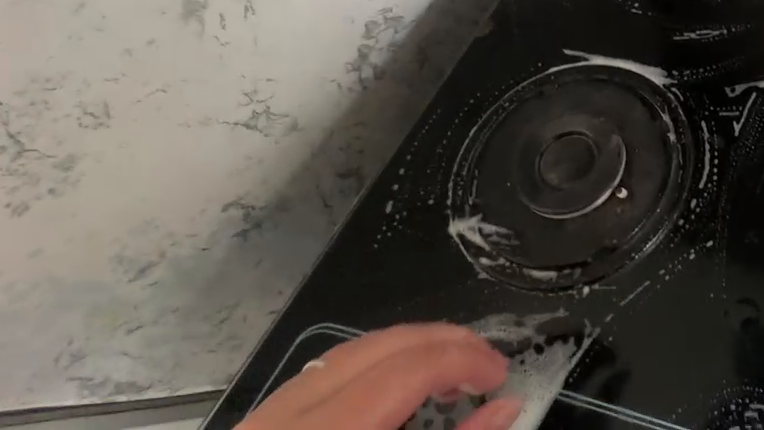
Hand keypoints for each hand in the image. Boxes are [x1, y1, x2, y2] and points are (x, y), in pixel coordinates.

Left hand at [235, 324, 520, 429]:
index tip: (502, 377)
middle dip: (445, 343)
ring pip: (349, 353)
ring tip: (449, 371)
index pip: (406, 370)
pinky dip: (373, 368)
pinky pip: (322, 376)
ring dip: (411, 350)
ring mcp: (258, 426)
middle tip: (486, 365)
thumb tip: (505, 407)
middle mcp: (281, 423)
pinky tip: (396, 389)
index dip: (465, 360)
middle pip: (380, 346)